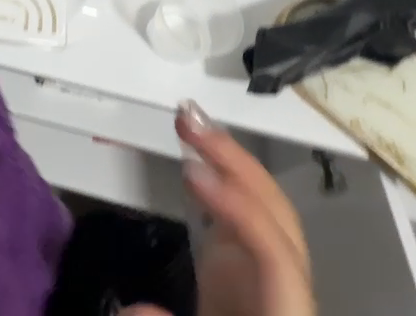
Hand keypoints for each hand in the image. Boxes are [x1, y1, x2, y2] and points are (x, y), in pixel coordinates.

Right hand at [126, 102, 314, 315]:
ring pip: (266, 211)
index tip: (192, 173)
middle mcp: (284, 294)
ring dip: (229, 161)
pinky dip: (220, 181)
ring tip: (188, 122)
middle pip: (278, 218)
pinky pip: (242, 217)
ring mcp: (266, 280)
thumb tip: (131, 311)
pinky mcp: (244, 274)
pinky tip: (193, 157)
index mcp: (281, 314)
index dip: (241, 212)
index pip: (277, 255)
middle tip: (186, 119)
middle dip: (236, 163)